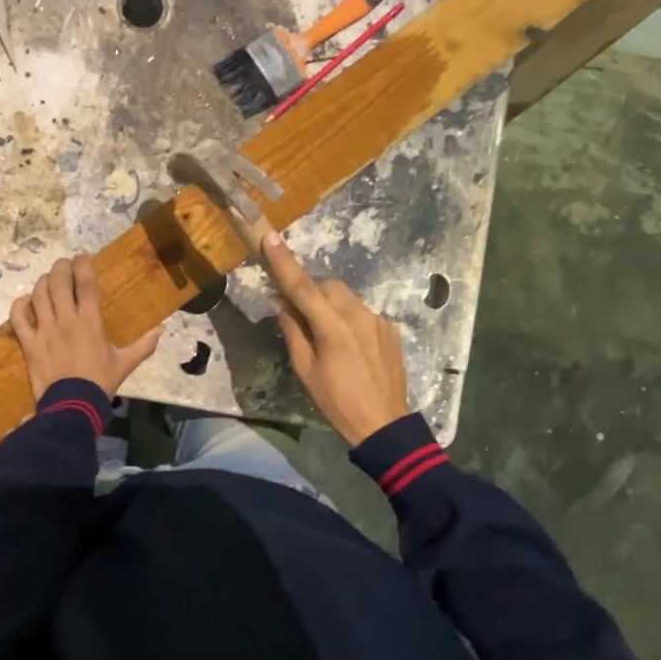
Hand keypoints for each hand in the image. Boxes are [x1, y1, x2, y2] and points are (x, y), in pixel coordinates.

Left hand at [10, 254, 162, 400]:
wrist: (73, 405)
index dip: (83, 264)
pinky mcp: (29, 343)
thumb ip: (144, 345)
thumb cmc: (100, 383)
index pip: (86, 283)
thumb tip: (162, 329)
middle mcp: (66, 320)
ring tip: (48, 280)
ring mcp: (44, 330)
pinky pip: (18, 317)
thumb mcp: (125, 364)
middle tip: (64, 265)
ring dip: (42, 282)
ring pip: (38, 294)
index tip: (83, 256)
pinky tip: (26, 302)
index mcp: (90, 322)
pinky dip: (20, 305)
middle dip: (60, 267)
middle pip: (58, 281)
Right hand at [266, 233, 410, 445]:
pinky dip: (349, 320)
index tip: (271, 237)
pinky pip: (362, 313)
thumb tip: (279, 303)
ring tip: (326, 336)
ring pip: (346, 298)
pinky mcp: (389, 329)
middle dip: (311, 292)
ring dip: (330, 306)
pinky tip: (349, 348)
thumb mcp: (305, 370)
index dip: (284, 262)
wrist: (383, 422)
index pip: (302, 286)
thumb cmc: (336, 401)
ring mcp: (377, 320)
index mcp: (332, 326)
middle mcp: (357, 314)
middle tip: (299, 315)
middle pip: (327, 286)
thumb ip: (293, 331)